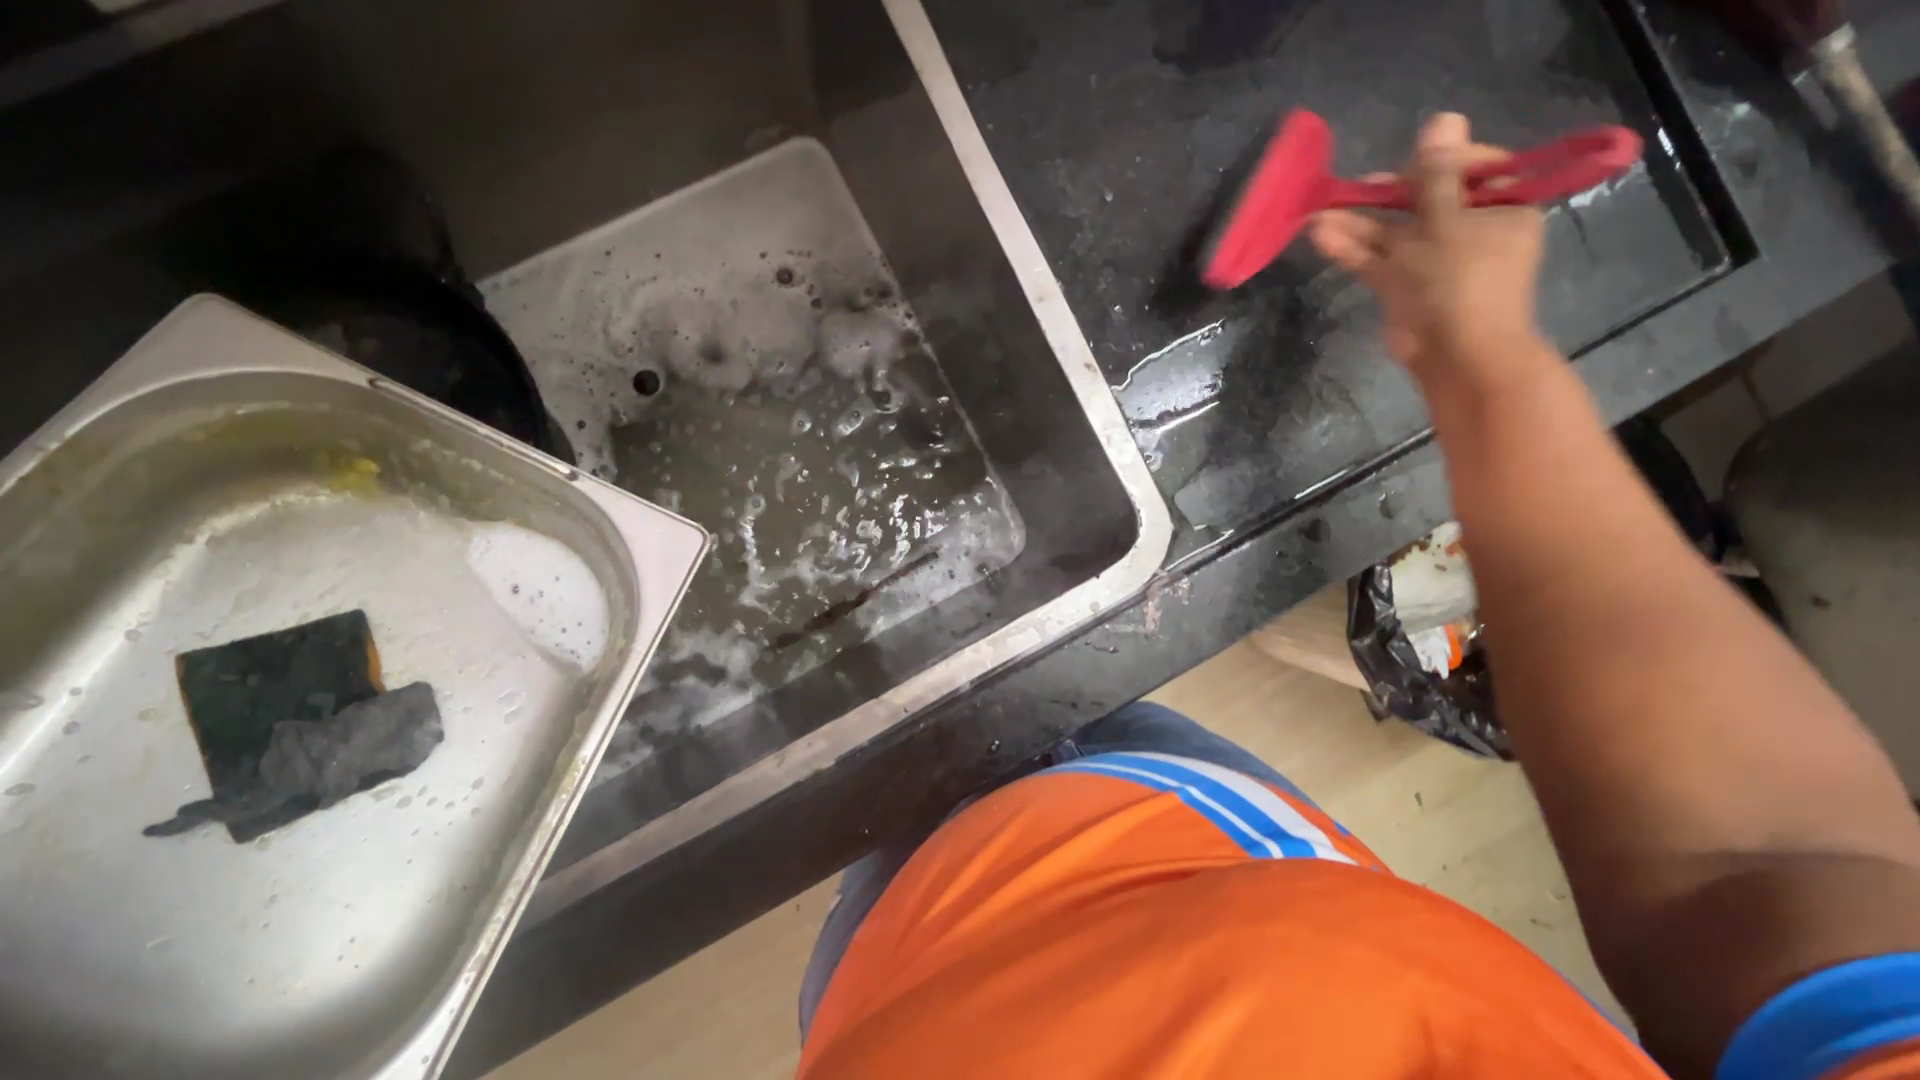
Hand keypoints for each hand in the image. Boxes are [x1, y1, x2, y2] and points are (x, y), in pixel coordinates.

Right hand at [1310, 113, 1547, 385]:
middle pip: (1425, 200)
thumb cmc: (1463, 280)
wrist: (1457, 356)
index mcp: (1504, 207)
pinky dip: (1355, 250)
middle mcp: (1473, 230)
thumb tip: (1444, 117)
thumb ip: (1435, 174)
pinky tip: (1323, 236)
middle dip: (1385, 197)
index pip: (1471, 167)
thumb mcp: (1445, 220)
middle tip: (1356, 191)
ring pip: (1395, 233)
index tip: (1408, 167)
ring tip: (1320, 215)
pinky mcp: (1407, 288)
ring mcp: (1437, 261)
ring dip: (1360, 225)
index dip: (1435, 162)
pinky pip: (1381, 261)